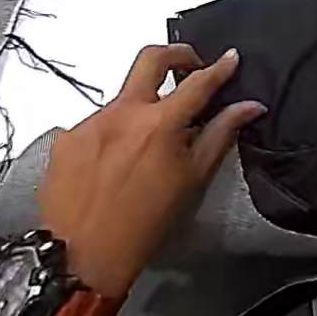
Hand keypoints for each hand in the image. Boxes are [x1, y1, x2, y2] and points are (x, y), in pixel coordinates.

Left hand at [35, 45, 263, 297]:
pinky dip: (112, 134)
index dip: (219, 67)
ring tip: (144, 145)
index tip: (231, 56)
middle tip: (189, 65)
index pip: (198, 82)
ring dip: (140, 109)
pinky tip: (113, 162)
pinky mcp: (66, 138)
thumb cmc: (146, 224)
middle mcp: (123, 112)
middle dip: (176, 53)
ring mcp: (90, 122)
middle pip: (151, 57)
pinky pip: (96, 123)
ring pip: (123, 98)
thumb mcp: (192, 180)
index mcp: (160, 124)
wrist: (80, 262)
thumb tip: (250, 105)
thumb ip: (221, 134)